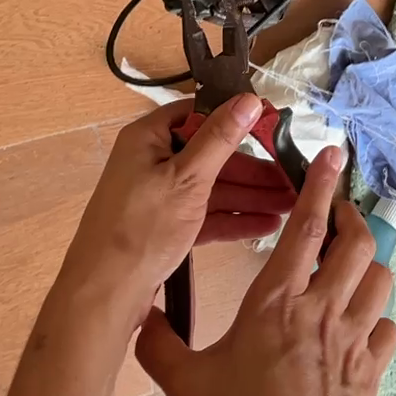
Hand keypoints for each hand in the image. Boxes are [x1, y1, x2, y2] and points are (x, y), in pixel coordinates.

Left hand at [56, 94, 296, 324]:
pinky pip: (205, 214)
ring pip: (212, 187)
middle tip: (292, 176)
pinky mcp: (166, 226)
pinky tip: (267, 225)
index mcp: (149, 137)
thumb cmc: (142, 227)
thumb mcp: (188, 178)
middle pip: (211, 155)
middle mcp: (153, 161)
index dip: (235, 117)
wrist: (104, 295)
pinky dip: (233, 218)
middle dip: (252, 169)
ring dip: (249, 195)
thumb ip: (221, 138)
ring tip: (291, 203)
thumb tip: (249, 99)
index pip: (198, 113)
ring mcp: (160, 195)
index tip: (273, 124)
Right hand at [135, 145, 395, 395]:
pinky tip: (362, 322)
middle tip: (338, 210)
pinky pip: (388, 328)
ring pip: (379, 279)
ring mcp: (352, 342)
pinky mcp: (371, 373)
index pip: (305, 228)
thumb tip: (138, 317)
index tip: (332, 155)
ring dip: (368, 263)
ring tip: (349, 262)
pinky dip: (379, 315)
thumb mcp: (186, 386)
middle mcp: (321, 312)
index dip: (320, 185)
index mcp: (275, 303)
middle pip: (355, 243)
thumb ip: (159, 343)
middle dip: (352, 216)